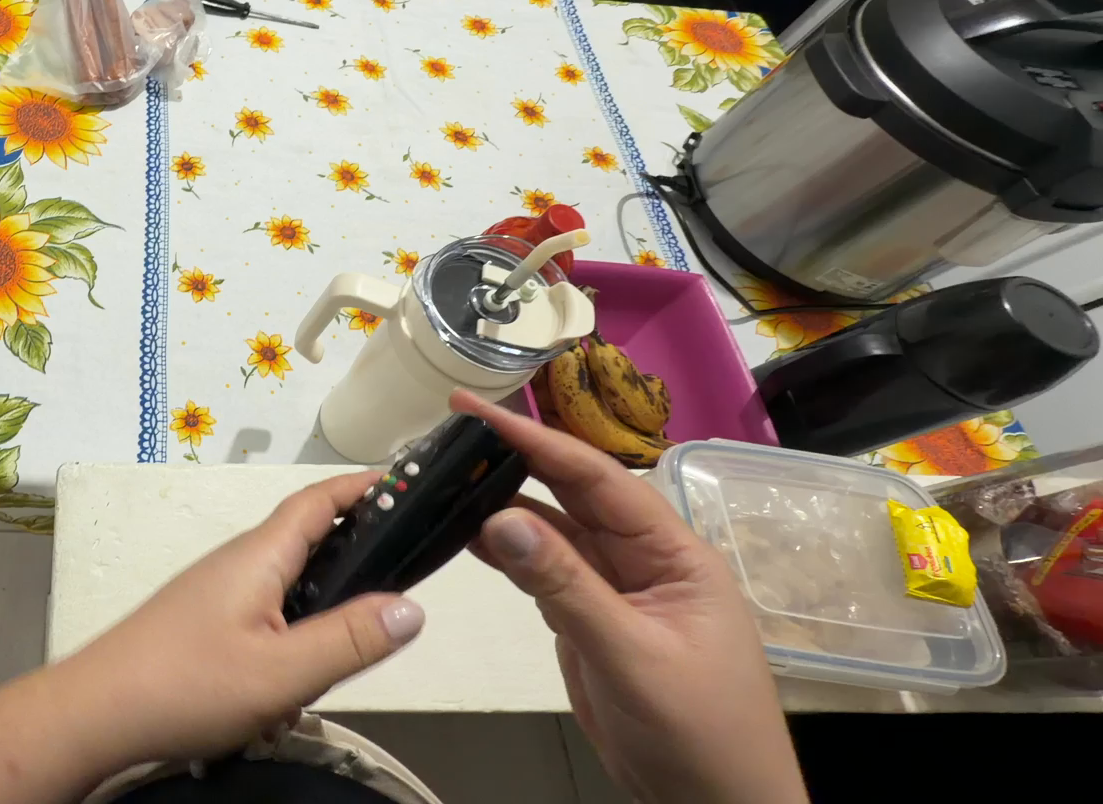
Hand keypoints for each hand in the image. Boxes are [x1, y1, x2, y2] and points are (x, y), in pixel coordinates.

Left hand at [52, 472, 424, 766]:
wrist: (98, 710)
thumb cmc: (190, 682)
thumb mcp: (283, 672)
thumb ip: (350, 640)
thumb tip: (413, 607)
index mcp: (260, 554)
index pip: (316, 501)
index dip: (359, 487)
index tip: (402, 484)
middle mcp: (239, 561)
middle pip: (308, 548)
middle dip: (347, 580)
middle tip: (377, 620)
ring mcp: (219, 591)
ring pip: (287, 598)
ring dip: (311, 639)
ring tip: (310, 689)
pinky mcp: (206, 621)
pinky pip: (264, 624)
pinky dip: (283, 658)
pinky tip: (273, 706)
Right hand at [450, 389, 807, 803]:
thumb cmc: (697, 734)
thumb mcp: (631, 655)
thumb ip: (564, 584)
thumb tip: (497, 516)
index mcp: (672, 552)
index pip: (597, 478)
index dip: (536, 440)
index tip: (479, 412)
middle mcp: (639, 556)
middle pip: (570, 492)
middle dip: (515, 456)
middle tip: (454, 426)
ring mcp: (610, 584)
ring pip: (549, 526)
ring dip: (502, 501)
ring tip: (448, 474)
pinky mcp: (584, 611)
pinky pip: (538, 564)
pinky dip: (502, 547)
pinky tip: (465, 531)